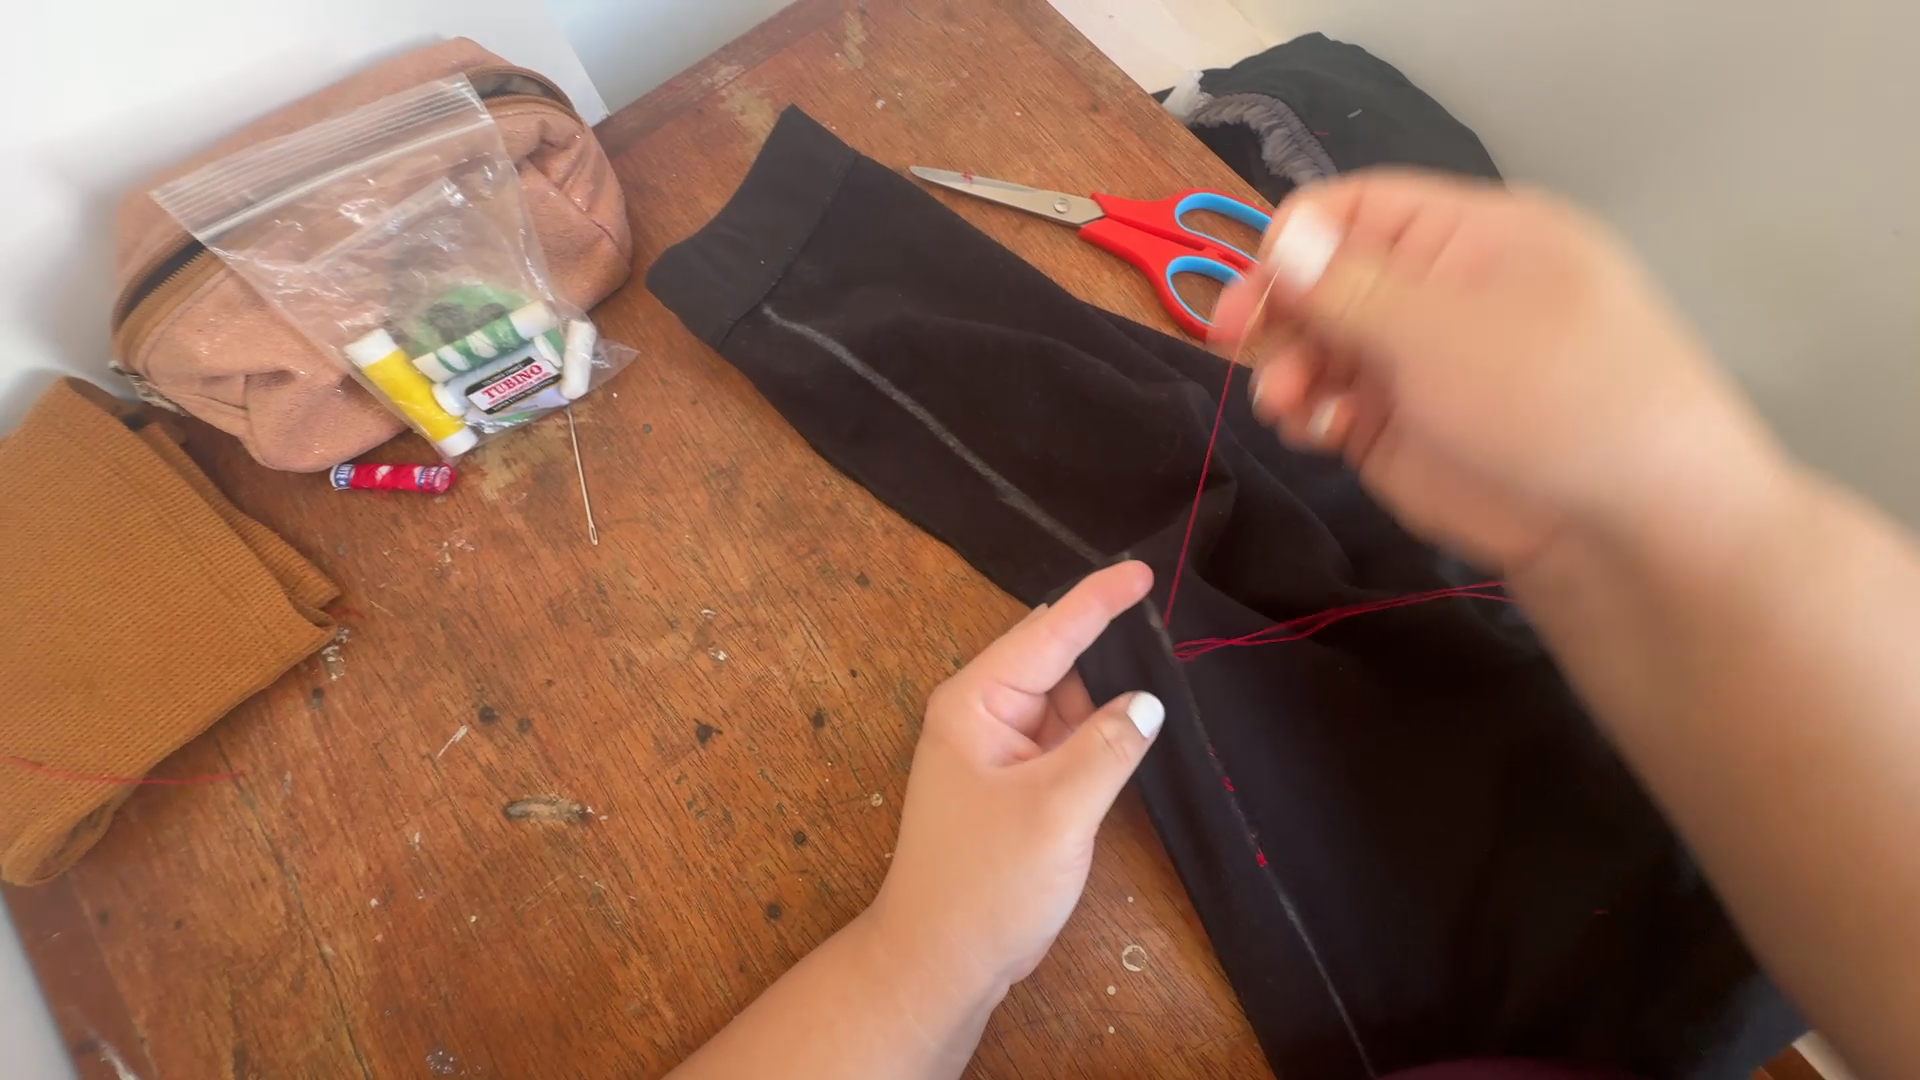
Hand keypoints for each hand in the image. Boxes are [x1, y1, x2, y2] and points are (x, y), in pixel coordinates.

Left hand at [868, 561, 1162, 994]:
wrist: (942, 959)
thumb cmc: (986, 883)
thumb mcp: (1055, 811)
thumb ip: (1107, 747)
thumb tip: (1149, 699)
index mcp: (976, 700)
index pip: (1046, 632)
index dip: (1097, 599)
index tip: (1142, 570)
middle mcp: (985, 710)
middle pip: (1055, 657)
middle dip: (1106, 642)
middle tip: (1165, 622)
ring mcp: (1001, 742)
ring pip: (1066, 696)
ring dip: (1105, 691)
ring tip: (1159, 673)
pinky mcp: (1018, 774)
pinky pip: (1066, 733)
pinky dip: (1098, 728)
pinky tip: (1133, 721)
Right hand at [1211, 169, 1785, 571]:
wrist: (1611, 524)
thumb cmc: (1548, 398)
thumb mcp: (1445, 331)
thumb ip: (1350, 287)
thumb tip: (1281, 236)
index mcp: (1460, 240)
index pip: (1353, 211)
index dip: (1293, 242)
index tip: (1252, 290)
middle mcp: (1426, 294)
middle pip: (1319, 282)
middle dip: (1276, 312)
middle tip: (1230, 341)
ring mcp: (1404, 362)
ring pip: (1311, 347)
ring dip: (1286, 370)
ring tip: (1288, 406)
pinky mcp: (1385, 423)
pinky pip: (1323, 403)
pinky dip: (1308, 415)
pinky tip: (1321, 434)